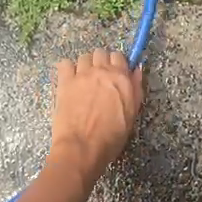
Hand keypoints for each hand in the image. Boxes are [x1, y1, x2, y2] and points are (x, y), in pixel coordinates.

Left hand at [47, 51, 142, 181]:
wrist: (82, 148)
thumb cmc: (110, 138)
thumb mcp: (131, 115)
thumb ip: (135, 89)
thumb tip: (137, 70)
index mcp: (121, 79)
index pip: (119, 57)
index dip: (117, 65)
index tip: (114, 75)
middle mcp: (102, 71)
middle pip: (101, 53)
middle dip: (101, 63)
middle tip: (99, 79)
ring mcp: (82, 75)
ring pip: (84, 57)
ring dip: (85, 65)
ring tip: (84, 81)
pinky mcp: (64, 82)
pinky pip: (65, 64)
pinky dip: (67, 69)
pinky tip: (69, 81)